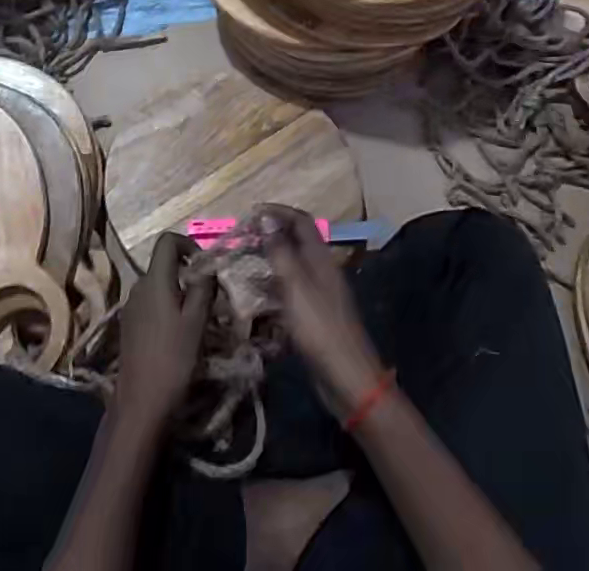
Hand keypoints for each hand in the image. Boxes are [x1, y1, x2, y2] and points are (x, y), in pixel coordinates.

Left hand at [115, 233, 211, 426]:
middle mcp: (138, 287)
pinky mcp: (129, 325)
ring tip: (199, 318)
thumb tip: (207, 265)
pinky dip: (169, 307)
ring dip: (181, 292)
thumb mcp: (196, 321)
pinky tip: (179, 333)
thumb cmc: (172, 359)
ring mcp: (131, 307)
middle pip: (164, 264)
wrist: (140, 403)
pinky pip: (152, 303)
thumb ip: (203, 287)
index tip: (205, 266)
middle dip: (189, 273)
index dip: (188, 244)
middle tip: (211, 297)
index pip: (166, 241)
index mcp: (154, 280)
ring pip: (159, 285)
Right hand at [262, 208, 383, 415]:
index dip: (278, 212)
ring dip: (268, 260)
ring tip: (241, 261)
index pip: (301, 221)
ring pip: (291, 266)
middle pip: (296, 241)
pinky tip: (253, 296)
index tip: (251, 212)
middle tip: (242, 237)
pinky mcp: (313, 315)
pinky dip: (271, 287)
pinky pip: (289, 291)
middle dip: (270, 234)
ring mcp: (318, 293)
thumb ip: (280, 251)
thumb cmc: (319, 328)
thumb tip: (266, 218)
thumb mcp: (295, 286)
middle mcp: (321, 270)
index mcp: (320, 258)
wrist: (346, 377)